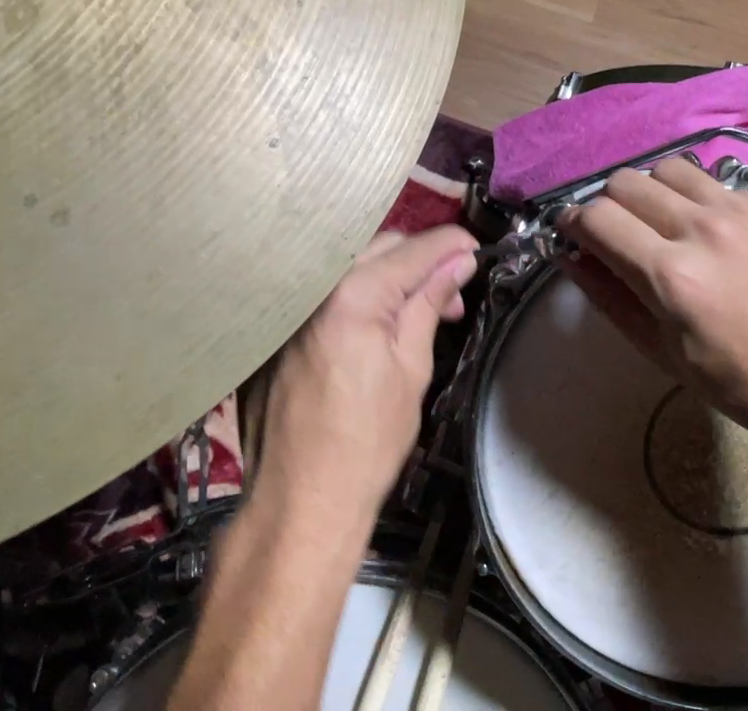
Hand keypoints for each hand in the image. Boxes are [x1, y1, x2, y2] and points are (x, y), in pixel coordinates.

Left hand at [257, 226, 478, 517]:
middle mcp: (312, 286)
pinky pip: (321, 292)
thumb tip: (459, 262)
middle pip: (378, 247)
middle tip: (450, 297)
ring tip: (413, 313)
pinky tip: (370, 326)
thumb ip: (430, 303)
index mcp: (353, 294)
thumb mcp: (412, 368)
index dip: (451, 246)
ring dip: (387, 276)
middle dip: (420, 260)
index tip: (475, 252)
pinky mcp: (272, 328)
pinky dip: (352, 296)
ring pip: (348, 265)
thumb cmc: (367, 442)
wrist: (300, 501)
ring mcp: (286, 307)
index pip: (414, 249)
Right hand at [561, 158, 747, 449]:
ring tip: (669, 226)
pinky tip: (726, 242)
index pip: (597, 217)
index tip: (575, 233)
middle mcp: (707, 230)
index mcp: (672, 276)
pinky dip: (709, 207)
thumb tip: (569, 255)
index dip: (574, 223)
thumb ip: (608, 297)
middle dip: (610, 206)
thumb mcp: (660, 352)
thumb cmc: (738, 382)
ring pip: (672, 170)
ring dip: (656, 195)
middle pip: (627, 182)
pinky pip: (723, 186)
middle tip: (622, 234)